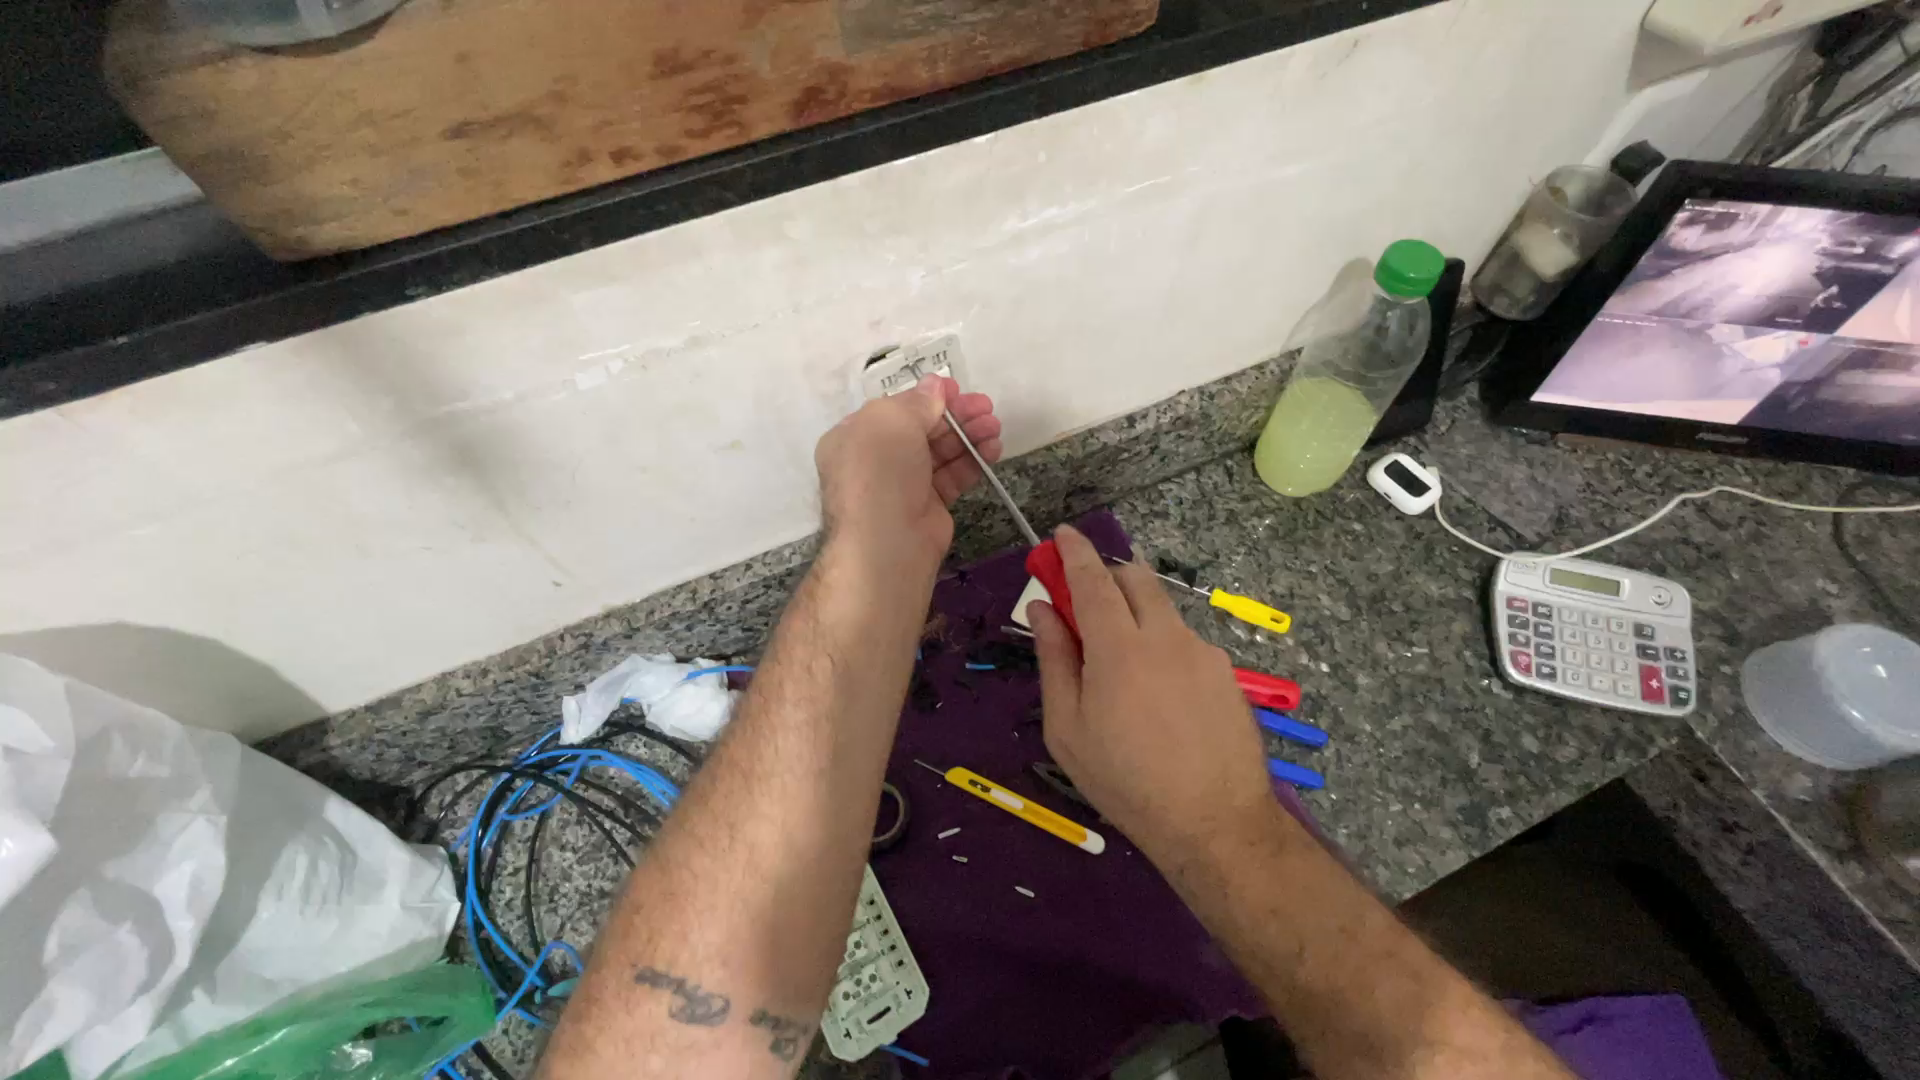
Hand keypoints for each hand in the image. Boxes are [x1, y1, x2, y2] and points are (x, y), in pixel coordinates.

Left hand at [814, 374, 1002, 561]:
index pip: (895, 410)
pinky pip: (951, 477)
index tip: (956, 389)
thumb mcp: (892, 421)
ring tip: (995, 427)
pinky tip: (992, 451)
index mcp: (855, 436)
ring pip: (940, 452)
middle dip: (955, 416)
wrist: (887, 542)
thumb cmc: (880, 472)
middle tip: (986, 407)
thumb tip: (935, 386)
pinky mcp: (927, 506)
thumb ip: (917, 402)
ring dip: (968, 436)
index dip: (926, 397)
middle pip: (921, 428)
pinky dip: (972, 462)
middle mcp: (877, 459)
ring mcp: (902, 484)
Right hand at [1028, 525, 1278, 864]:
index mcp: (1119, 648)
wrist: (1215, 822)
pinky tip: (1160, 697)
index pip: (1092, 579)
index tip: (1061, 534)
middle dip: (1107, 574)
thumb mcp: (1068, 728)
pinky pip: (1184, 642)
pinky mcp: (1226, 671)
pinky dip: (1162, 646)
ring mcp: (1203, 651)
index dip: (1074, 551)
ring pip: (1162, 611)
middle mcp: (1165, 636)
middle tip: (1086, 602)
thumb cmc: (1124, 781)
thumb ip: (1054, 660)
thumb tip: (1042, 609)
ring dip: (1135, 615)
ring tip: (1124, 672)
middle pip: (1136, 578)